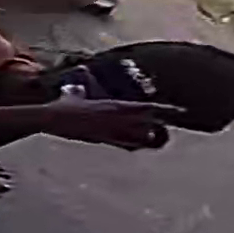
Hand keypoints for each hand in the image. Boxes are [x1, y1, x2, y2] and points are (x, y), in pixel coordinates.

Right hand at [43, 98, 181, 149]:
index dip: (170, 109)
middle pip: (155, 123)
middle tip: (163, 126)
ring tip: (151, 138)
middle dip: (160, 125)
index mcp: (119, 106)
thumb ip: (77, 92)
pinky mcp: (109, 140)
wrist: (51, 119)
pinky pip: (132, 146)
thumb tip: (75, 86)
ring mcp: (118, 130)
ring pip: (148, 136)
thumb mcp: (69, 97)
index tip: (182, 111)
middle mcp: (124, 118)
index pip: (154, 107)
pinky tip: (135, 146)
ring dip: (151, 137)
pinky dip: (136, 146)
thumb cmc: (61, 107)